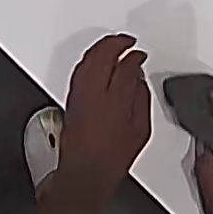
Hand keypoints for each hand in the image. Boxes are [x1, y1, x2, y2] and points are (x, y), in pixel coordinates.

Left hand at [54, 33, 150, 210]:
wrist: (84, 172)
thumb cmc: (111, 157)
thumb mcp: (140, 131)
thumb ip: (141, 100)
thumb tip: (139, 79)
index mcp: (115, 102)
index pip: (126, 67)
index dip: (134, 56)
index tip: (140, 54)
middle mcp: (94, 93)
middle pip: (104, 55)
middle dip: (117, 43)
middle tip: (128, 41)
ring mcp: (80, 93)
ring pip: (90, 58)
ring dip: (102, 46)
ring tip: (115, 43)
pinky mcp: (71, 95)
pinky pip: (81, 67)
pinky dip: (91, 56)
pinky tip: (98, 56)